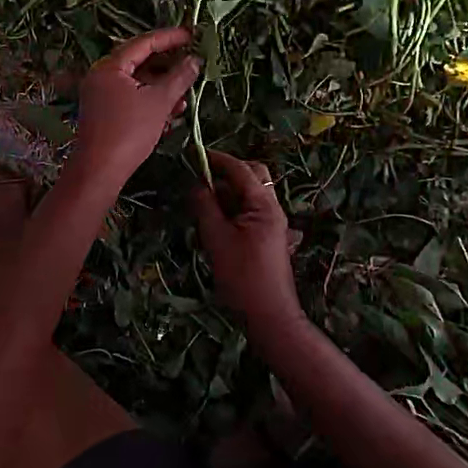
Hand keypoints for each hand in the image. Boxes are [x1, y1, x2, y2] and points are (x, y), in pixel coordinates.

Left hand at [73, 27, 202, 184]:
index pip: (144, 43)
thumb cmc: (128, 132)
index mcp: (110, 67)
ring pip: (138, 83)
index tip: (193, 35)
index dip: (171, 38)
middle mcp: (101, 76)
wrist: (99, 171)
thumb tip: (195, 61)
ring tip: (185, 99)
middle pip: (140, 62)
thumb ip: (179, 78)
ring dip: (163, 89)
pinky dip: (151, 102)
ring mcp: (101, 96)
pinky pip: (131, 99)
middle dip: (169, 67)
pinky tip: (170, 114)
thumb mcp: (159, 102)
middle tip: (193, 66)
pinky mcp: (104, 114)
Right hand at [191, 151, 303, 327]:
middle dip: (227, 173)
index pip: (240, 169)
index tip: (194, 153)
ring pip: (249, 195)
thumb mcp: (217, 238)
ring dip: (227, 193)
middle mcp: (272, 208)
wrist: (268, 314)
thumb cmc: (242, 276)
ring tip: (201, 203)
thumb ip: (206, 206)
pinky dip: (232, 210)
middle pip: (252, 176)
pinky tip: (213, 222)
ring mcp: (272, 223)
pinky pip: (249, 212)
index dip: (217, 159)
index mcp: (264, 205)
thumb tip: (197, 184)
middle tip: (200, 178)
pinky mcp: (267, 237)